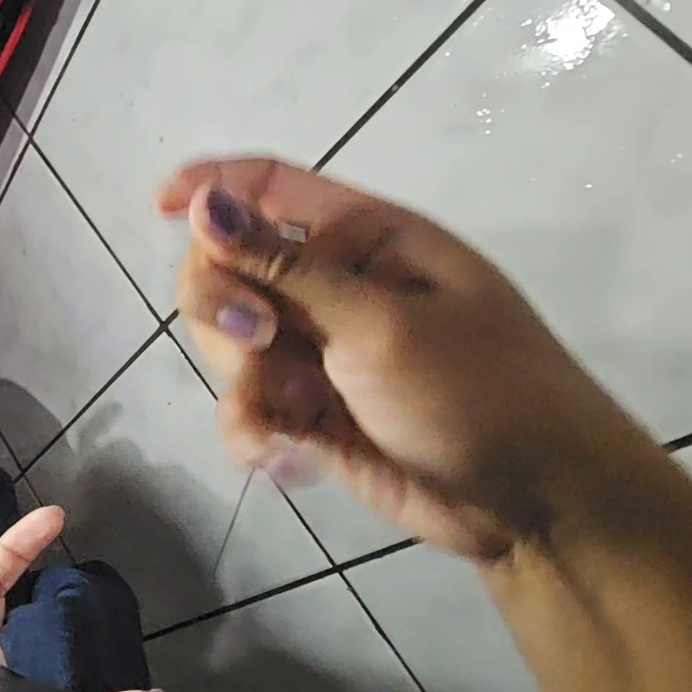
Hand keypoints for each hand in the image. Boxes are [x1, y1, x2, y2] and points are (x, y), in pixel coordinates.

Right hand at [159, 157, 661, 560]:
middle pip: (224, 268)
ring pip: (223, 341)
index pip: (268, 187)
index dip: (210, 186)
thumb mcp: (380, 324)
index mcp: (361, 239)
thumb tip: (204, 206)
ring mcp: (311, 348)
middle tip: (262, 339)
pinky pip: (240, 403)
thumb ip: (282, 270)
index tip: (159, 206)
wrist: (532, 505)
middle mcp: (327, 286)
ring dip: (247, 379)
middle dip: (225, 306)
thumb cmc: (480, 393)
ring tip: (298, 410)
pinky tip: (280, 457)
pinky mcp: (301, 406)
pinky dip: (250, 429)